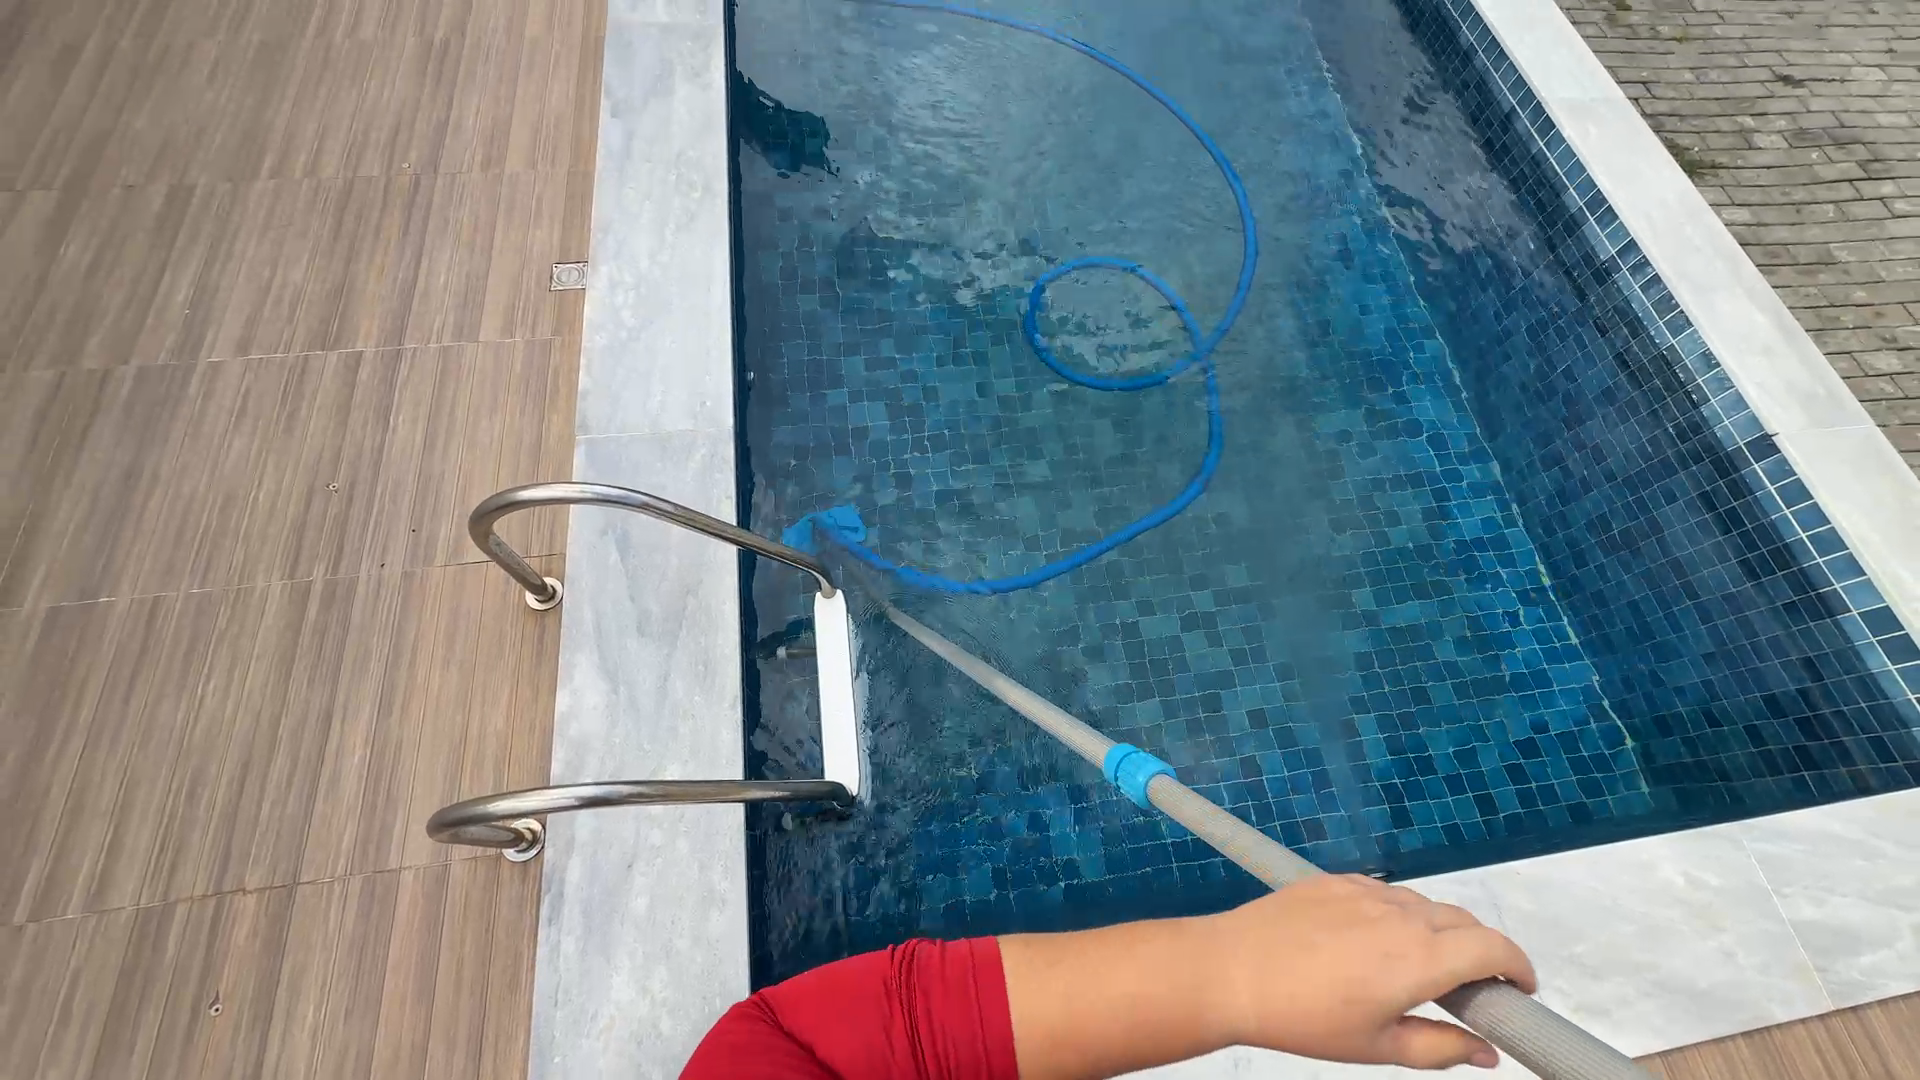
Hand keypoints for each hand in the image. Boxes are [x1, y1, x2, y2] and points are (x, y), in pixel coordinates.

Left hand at [1206, 874, 1536, 1070]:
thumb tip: (1486, 1051)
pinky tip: (1376, 941)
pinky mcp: (1330, 879)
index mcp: (1419, 956)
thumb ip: (1442, 1047)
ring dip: (1439, 929)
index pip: (1494, 947)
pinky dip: (1398, 912)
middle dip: (1482, 951)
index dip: (1519, 967)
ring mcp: (1361, 890)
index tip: (1520, 991)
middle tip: (1473, 988)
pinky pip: (1382, 891)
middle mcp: (1397, 913)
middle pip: (1463, 920)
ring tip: (1421, 967)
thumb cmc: (1306, 1017)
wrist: (1233, 969)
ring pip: (1422, 903)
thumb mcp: (1380, 1046)